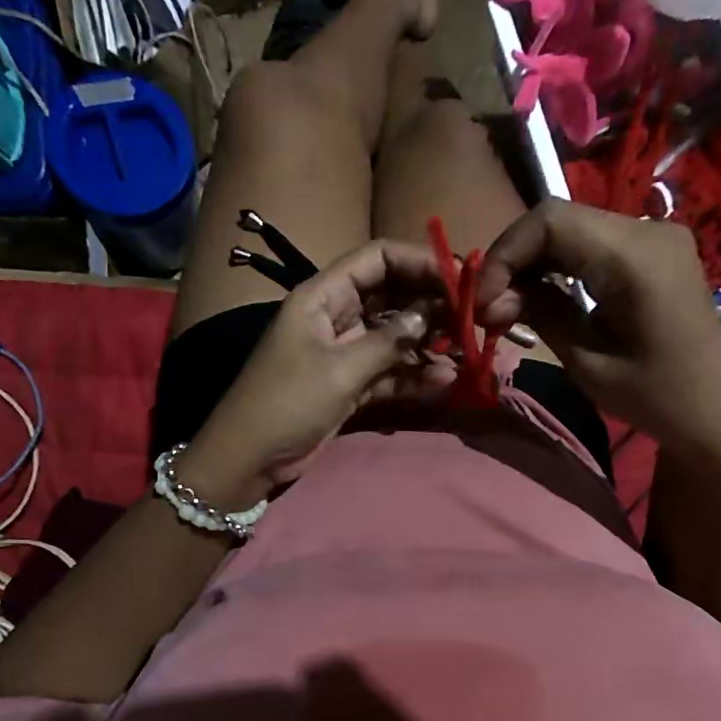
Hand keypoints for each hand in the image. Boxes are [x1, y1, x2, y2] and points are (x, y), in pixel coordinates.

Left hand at [185, 240, 448, 505]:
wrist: (249, 459)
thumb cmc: (286, 403)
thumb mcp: (339, 370)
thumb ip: (388, 342)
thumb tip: (430, 316)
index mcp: (322, 297)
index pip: (377, 260)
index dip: (417, 262)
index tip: (457, 278)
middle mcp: (337, 317)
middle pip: (392, 296)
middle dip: (430, 305)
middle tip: (471, 318)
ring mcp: (345, 353)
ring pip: (396, 337)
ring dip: (428, 344)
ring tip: (463, 354)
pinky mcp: (352, 385)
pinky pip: (390, 372)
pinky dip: (414, 375)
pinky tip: (443, 381)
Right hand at [477, 201, 720, 467]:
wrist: (717, 415)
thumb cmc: (657, 399)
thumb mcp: (589, 363)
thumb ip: (541, 314)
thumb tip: (493, 297)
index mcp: (637, 256)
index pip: (550, 221)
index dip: (505, 254)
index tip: (483, 302)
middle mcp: (649, 231)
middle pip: (558, 221)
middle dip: (514, 262)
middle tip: (490, 312)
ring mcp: (655, 239)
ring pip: (571, 231)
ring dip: (532, 265)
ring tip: (509, 310)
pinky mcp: (654, 254)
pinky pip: (592, 246)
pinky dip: (558, 268)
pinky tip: (541, 298)